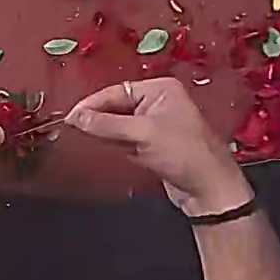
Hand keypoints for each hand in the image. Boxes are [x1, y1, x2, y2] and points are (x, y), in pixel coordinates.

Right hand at [66, 78, 251, 216]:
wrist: (210, 190)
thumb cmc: (182, 153)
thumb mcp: (143, 134)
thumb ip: (106, 124)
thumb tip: (74, 117)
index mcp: (160, 89)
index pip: (116, 91)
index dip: (91, 104)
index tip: (69, 117)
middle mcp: (157, 102)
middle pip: (116, 106)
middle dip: (97, 118)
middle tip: (70, 129)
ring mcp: (155, 124)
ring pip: (119, 124)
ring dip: (103, 132)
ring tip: (79, 138)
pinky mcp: (152, 144)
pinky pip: (125, 138)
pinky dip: (114, 143)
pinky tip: (100, 148)